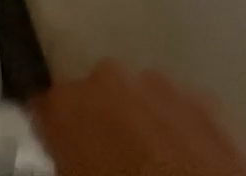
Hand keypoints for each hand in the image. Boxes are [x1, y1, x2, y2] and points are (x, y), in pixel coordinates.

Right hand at [34, 61, 245, 175]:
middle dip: (100, 126)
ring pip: (138, 100)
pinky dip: (180, 132)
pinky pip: (178, 111)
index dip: (53, 137)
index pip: (43, 109)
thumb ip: (68, 162)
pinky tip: (190, 167)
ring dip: (141, 126)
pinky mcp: (203, 98)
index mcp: (65, 105)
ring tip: (156, 169)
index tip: (65, 160)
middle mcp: (106, 79)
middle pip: (93, 98)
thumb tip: (76, 159)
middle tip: (112, 167)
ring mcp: (158, 84)